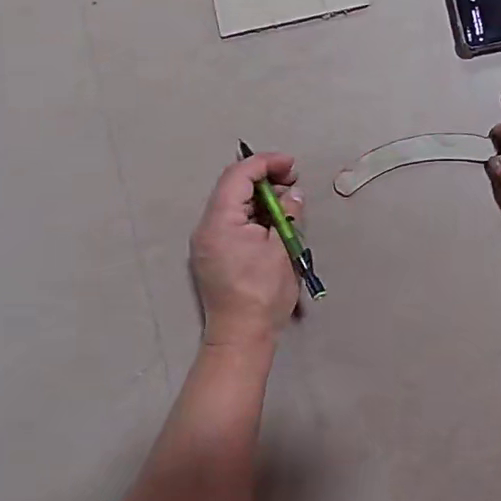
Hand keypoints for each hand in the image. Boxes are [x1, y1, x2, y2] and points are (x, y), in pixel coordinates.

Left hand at [190, 153, 303, 347]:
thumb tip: (294, 194)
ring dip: (260, 198)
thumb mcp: (283, 249)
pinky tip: (274, 221)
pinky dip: (253, 215)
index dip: (265, 163)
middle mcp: (206, 227)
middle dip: (264, 179)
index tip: (291, 165)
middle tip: (293, 181)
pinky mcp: (213, 255)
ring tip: (289, 202)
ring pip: (233, 205)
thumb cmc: (263, 294)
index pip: (238, 176)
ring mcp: (207, 242)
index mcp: (219, 221)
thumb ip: (289, 215)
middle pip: (233, 187)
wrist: (240, 336)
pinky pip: (232, 223)